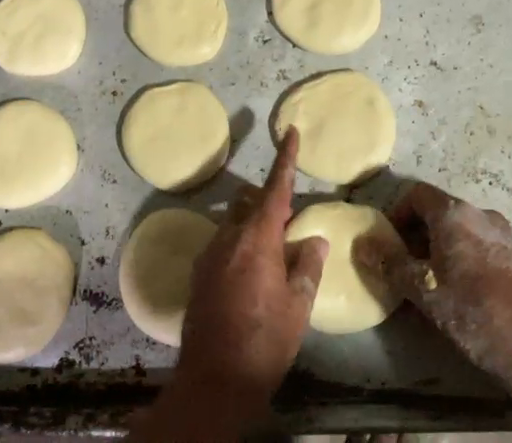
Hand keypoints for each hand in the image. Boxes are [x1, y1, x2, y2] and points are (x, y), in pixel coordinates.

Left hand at [131, 129, 327, 439]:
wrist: (215, 381)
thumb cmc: (265, 341)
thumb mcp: (298, 306)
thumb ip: (307, 266)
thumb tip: (313, 238)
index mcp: (257, 240)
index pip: (275, 189)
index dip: (285, 159)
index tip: (289, 131)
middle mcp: (228, 238)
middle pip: (251, 205)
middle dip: (271, 203)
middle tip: (292, 220)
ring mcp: (209, 256)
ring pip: (235, 225)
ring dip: (254, 228)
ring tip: (275, 253)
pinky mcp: (198, 275)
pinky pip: (223, 247)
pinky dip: (240, 247)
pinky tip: (252, 275)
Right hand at [357, 184, 511, 442]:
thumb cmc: (475, 313)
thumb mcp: (424, 291)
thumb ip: (391, 264)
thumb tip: (362, 245)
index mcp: (456, 214)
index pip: (416, 193)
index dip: (396, 212)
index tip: (386, 242)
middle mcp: (481, 214)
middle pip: (437, 212)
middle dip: (414, 235)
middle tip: (400, 266)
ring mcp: (503, 235)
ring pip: (458, 231)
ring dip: (436, 249)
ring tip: (425, 285)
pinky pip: (477, 246)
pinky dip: (458, 259)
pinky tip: (455, 294)